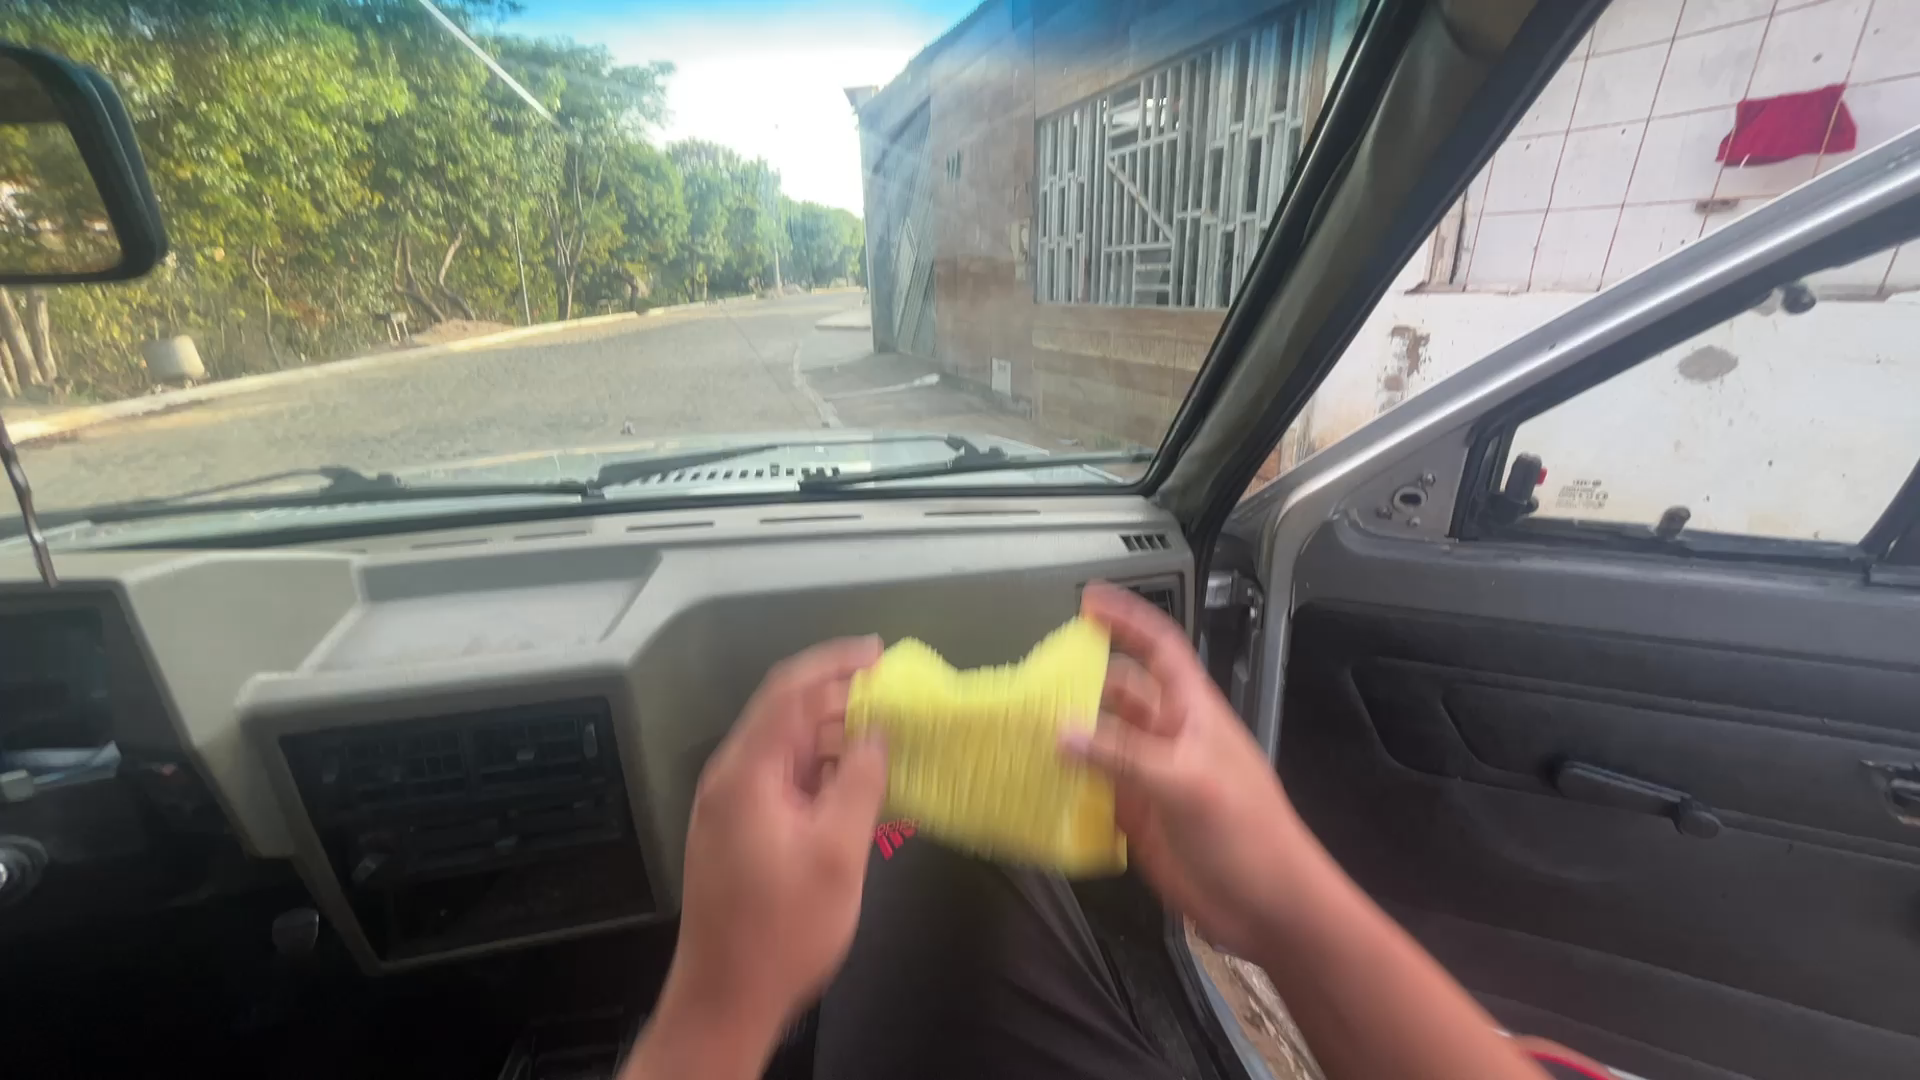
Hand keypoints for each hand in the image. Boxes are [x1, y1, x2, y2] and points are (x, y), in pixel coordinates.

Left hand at [625, 636, 887, 1079]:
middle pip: (786, 712)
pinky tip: (855, 774)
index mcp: (746, 771)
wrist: (724, 1003)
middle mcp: (733, 775)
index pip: (790, 691)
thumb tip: (878, 731)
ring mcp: (734, 801)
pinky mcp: (742, 825)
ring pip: (788, 744)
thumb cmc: (782, 930)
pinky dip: (821, 765)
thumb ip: (859, 780)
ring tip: (883, 729)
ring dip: (833, 732)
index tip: (880, 654)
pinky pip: (785, 775)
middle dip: (840, 695)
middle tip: (892, 692)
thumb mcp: (837, 852)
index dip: (835, 663)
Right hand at [1062, 583, 1307, 957]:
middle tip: (1032, 679)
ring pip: (1099, 736)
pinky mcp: (1133, 810)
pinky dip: (1066, 778)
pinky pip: (1091, 782)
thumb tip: (1060, 731)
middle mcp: (1164, 733)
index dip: (1127, 620)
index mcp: (1190, 710)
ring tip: (1022, 725)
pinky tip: (1036, 777)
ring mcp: (1146, 772)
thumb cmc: (1246, 833)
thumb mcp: (1189, 783)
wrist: (1268, 909)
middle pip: (1117, 690)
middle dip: (1081, 679)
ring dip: (1069, 731)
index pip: (1158, 648)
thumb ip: (1123, 756)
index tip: (1087, 601)